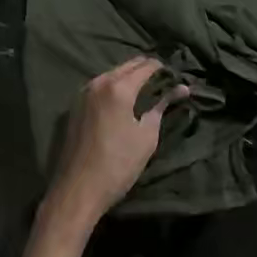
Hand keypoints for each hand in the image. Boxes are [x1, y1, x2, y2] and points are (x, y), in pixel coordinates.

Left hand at [48, 56, 188, 224]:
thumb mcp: (147, 136)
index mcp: (118, 88)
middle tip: (161, 78)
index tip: (173, 73)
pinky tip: (121, 98)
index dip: (161, 67)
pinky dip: (113, 85)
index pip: (145, 66)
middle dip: (145, 68)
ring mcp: (83, 93)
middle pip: (127, 66)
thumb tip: (182, 89)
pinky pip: (99, 86)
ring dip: (128, 76)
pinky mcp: (74, 106)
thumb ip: (162, 107)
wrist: (77, 190)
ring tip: (144, 87)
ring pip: (111, 73)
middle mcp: (99, 83)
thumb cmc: (118, 164)